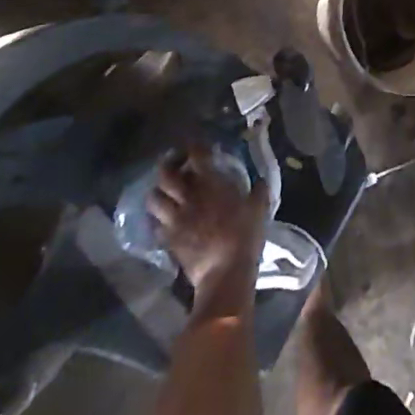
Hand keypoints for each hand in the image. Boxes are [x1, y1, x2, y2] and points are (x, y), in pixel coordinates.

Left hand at [148, 142, 268, 293]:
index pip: (197, 157)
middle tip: (175, 163)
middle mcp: (188, 197)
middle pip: (166, 174)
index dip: (194, 146)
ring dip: (158, 191)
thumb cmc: (244, 236)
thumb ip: (258, 190)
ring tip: (166, 190)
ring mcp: (174, 219)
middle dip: (167, 164)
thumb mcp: (259, 209)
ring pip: (154, 198)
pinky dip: (158, 217)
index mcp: (211, 185)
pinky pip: (156, 223)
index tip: (195, 142)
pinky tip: (166, 218)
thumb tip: (260, 180)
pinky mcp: (168, 239)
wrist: (224, 272)